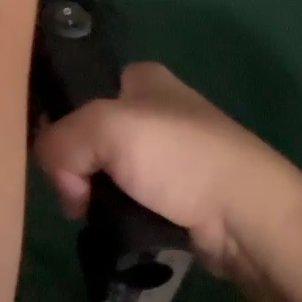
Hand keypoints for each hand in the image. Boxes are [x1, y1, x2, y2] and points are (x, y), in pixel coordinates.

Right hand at [33, 63, 301, 277]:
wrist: (248, 215)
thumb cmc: (176, 154)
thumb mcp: (102, 127)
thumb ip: (60, 139)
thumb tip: (57, 175)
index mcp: (140, 77)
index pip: (82, 86)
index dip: (60, 115)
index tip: (52, 149)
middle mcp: (156, 110)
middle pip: (92, 133)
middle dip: (77, 163)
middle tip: (74, 190)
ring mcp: (171, 156)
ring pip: (110, 170)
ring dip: (98, 193)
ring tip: (94, 212)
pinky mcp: (181, 198)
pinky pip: (133, 201)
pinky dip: (121, 214)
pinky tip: (121, 224)